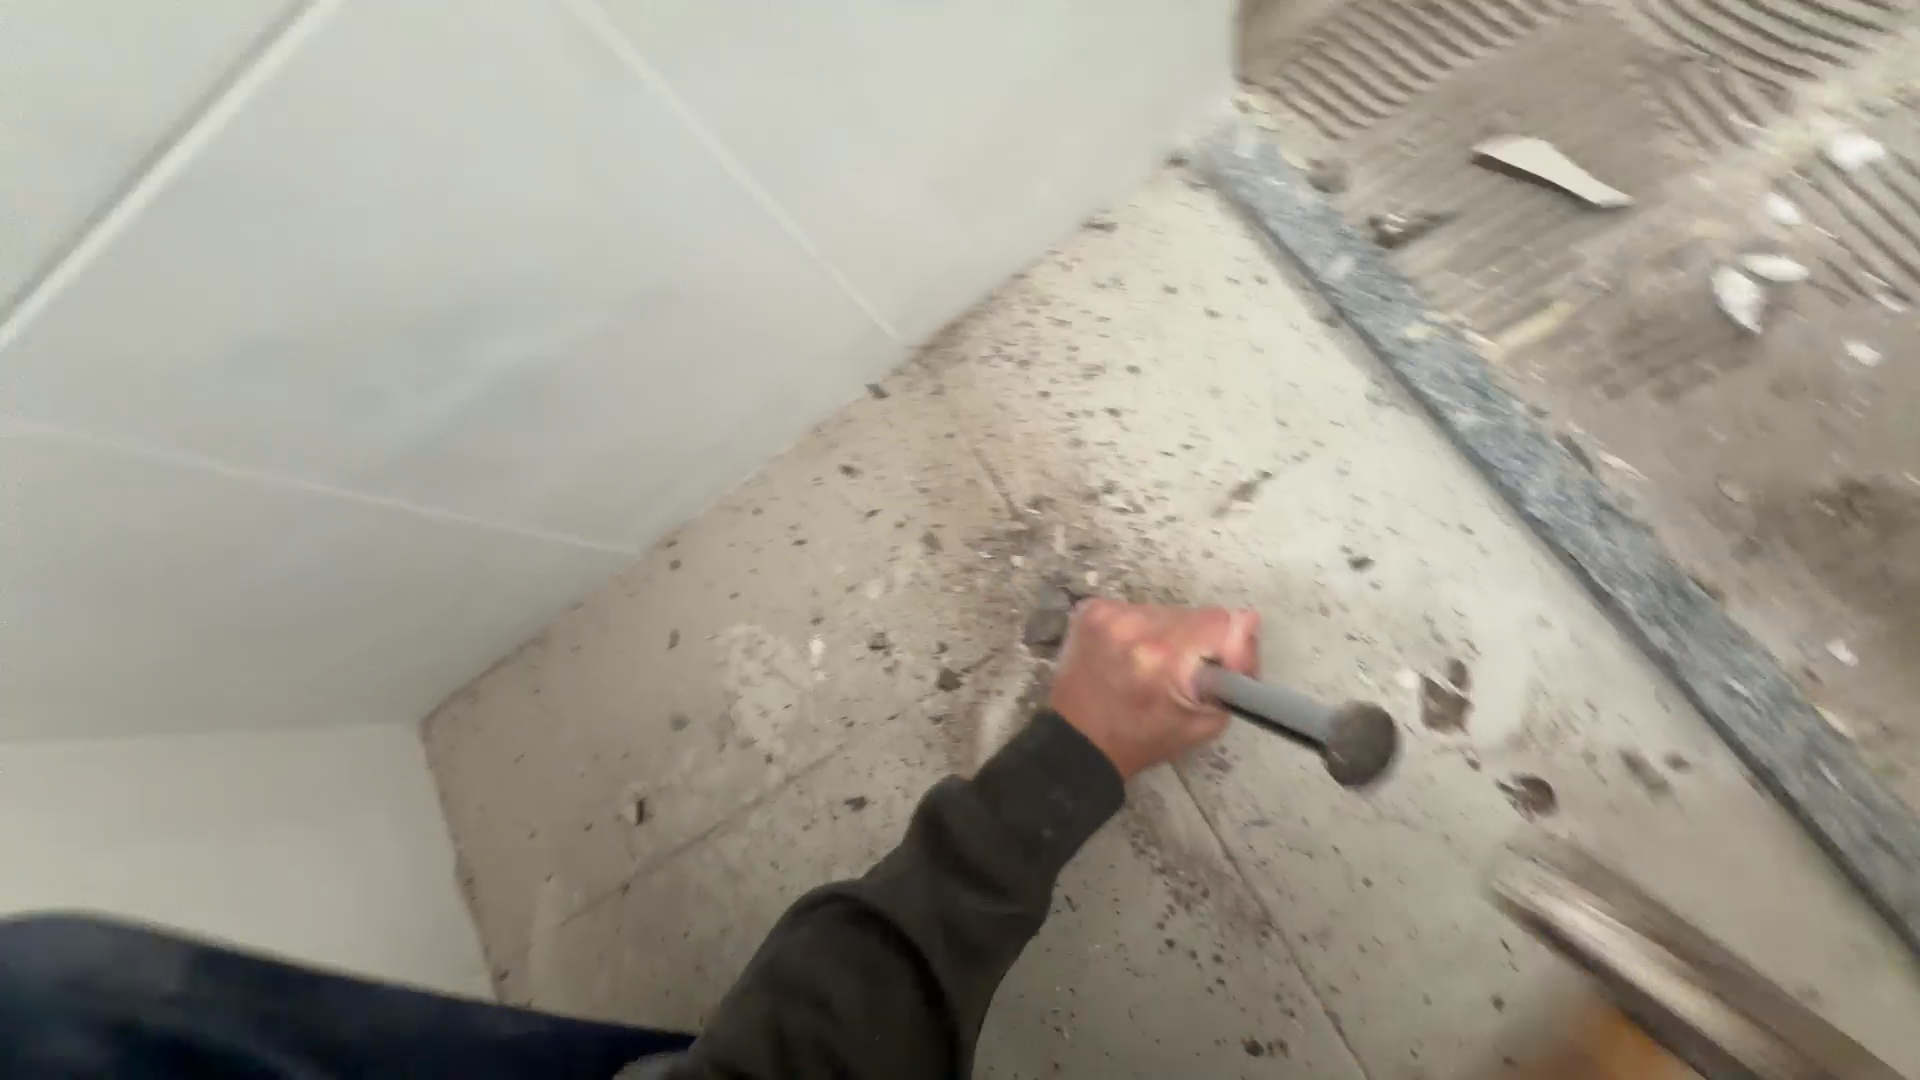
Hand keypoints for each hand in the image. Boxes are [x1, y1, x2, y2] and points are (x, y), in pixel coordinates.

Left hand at [1047, 599, 1260, 779]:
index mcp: (1165, 659)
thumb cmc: (1143, 737)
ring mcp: (1109, 616)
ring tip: (1147, 666)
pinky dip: (1138, 630)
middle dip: (1195, 641)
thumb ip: (1236, 674)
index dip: (1230, 644)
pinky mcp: (1091, 610)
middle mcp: (1134, 629)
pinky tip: (1127, 655)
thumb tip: (1249, 622)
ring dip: (1165, 634)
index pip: (1222, 621)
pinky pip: (1135, 609)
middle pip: (1193, 614)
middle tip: (1177, 673)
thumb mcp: (1204, 722)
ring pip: (1164, 611)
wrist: (1081, 739)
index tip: (1218, 666)